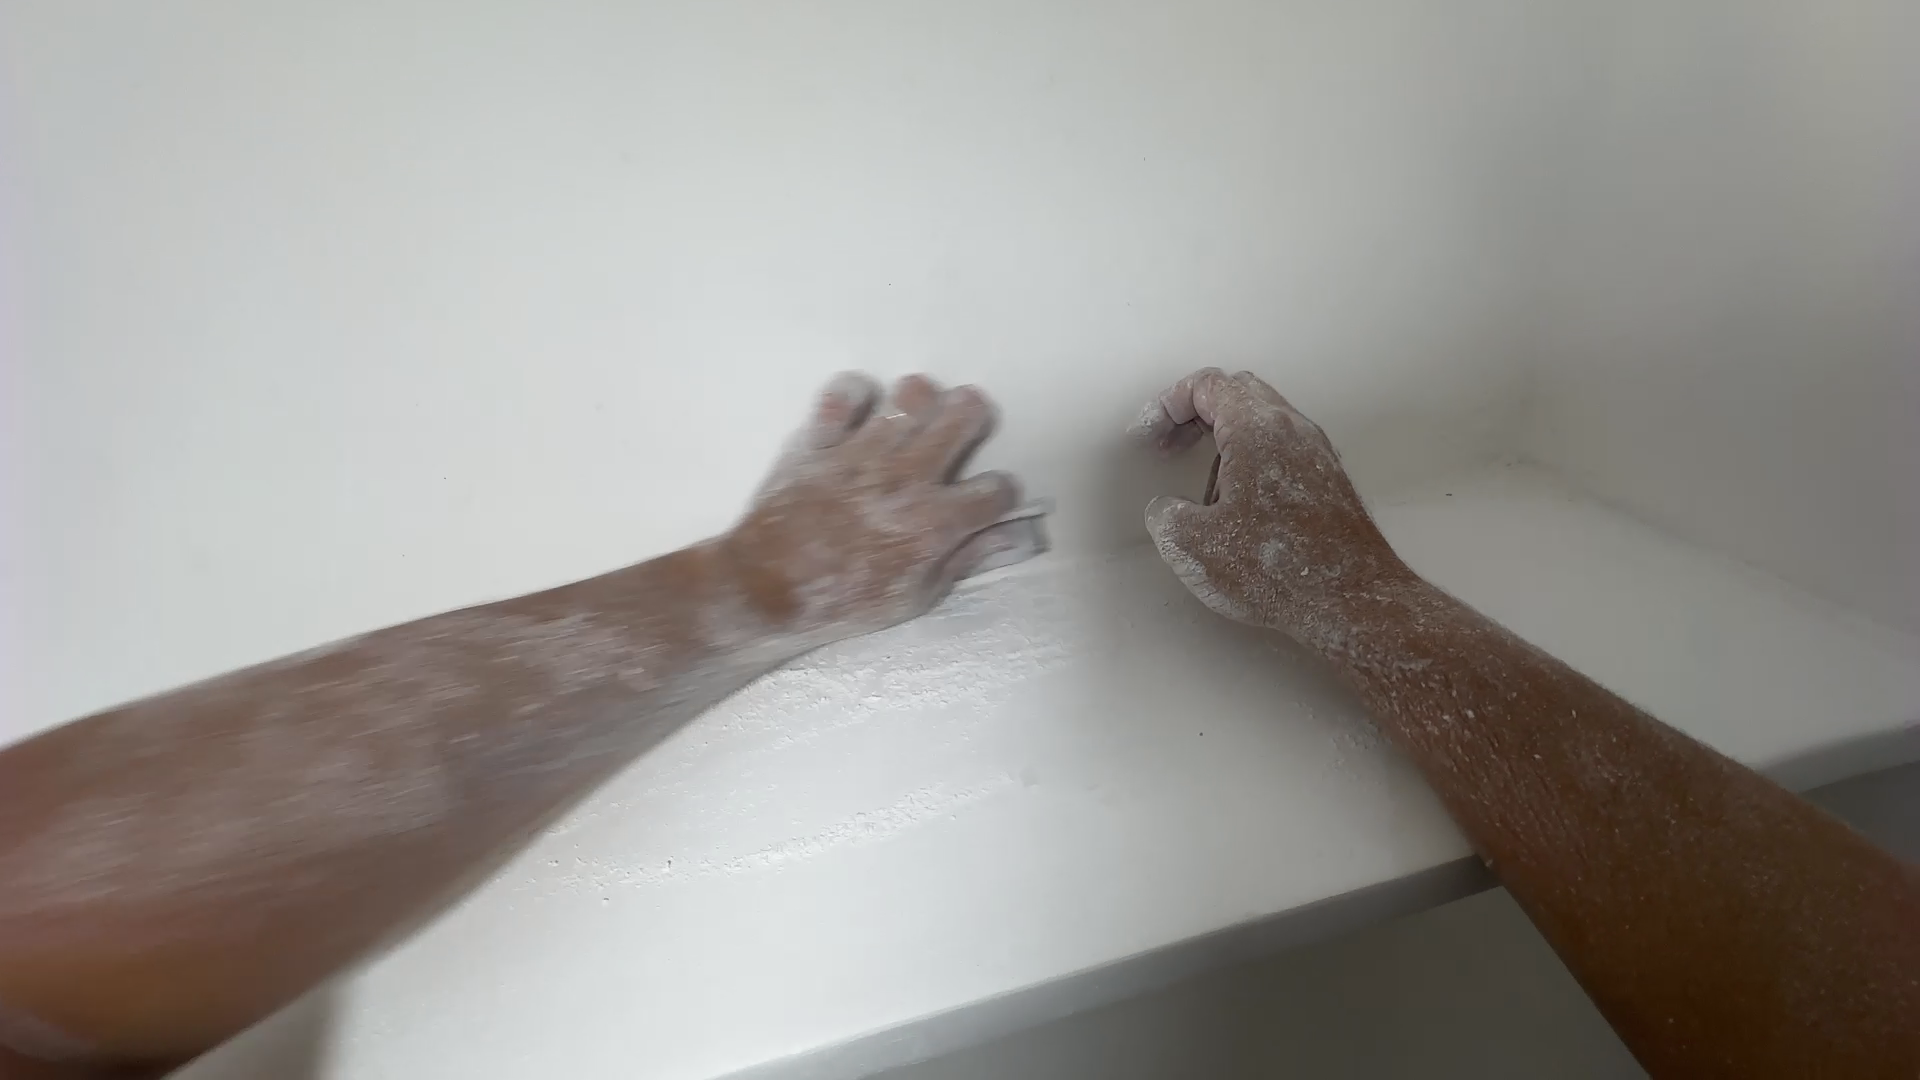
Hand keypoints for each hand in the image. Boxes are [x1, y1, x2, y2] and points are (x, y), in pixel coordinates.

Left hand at [720, 373, 1043, 650]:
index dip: (1002, 494)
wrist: (766, 590)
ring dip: (922, 404)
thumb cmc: (846, 602)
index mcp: (935, 522)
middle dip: (974, 420)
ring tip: (911, 425)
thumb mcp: (917, 597)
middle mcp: (907, 475)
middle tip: (959, 438)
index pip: (998, 488)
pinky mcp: (821, 438)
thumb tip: (1019, 539)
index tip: (988, 501)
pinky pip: (844, 391)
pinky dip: (855, 396)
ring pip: (913, 393)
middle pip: (966, 412)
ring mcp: (863, 451)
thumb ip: (967, 559)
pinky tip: (858, 416)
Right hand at [1133, 368, 1408, 645]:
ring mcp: (1315, 453)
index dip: (1166, 405)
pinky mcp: (1326, 480)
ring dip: (1220, 438)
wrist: (1351, 605)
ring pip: (1259, 419)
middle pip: (1236, 393)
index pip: (1207, 385)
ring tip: (1200, 485)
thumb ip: (1165, 515)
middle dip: (1193, 414)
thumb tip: (1167, 509)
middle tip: (1168, 446)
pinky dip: (1245, 457)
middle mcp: (1292, 429)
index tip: (1147, 438)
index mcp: (1257, 430)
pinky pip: (1278, 447)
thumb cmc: (1273, 571)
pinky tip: (1234, 504)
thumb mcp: (1191, 545)